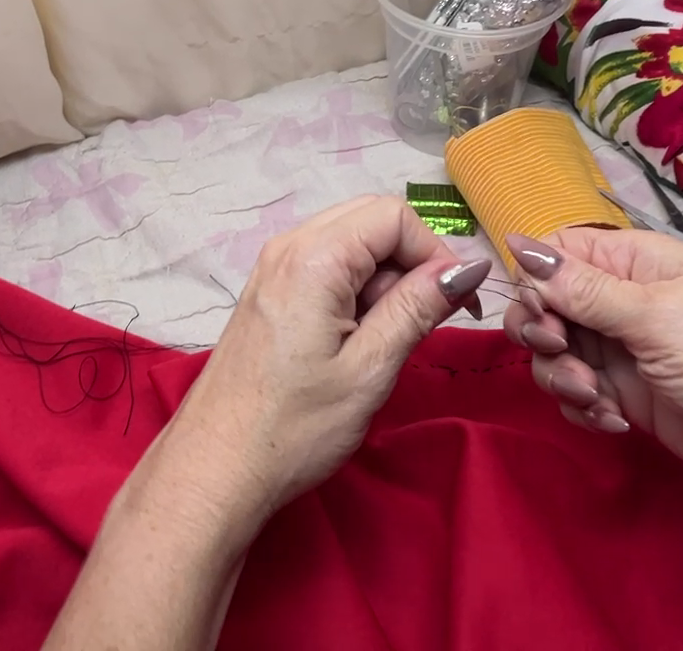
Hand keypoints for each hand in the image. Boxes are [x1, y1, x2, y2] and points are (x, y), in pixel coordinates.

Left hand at [160, 196, 489, 526]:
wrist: (215, 467)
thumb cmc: (293, 428)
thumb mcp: (369, 369)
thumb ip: (417, 308)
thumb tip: (467, 268)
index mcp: (313, 257)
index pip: (394, 215)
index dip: (434, 252)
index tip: (453, 303)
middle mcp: (289, 245)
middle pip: (372, 218)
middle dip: (411, 259)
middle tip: (424, 319)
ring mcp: (274, 265)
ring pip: (352, 240)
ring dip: (384, 276)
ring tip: (386, 336)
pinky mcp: (270, 287)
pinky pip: (328, 262)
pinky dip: (357, 286)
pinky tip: (357, 334)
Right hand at [502, 226, 682, 518]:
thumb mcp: (657, 317)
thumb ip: (580, 288)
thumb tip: (514, 240)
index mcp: (633, 263)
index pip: (556, 253)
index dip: (535, 280)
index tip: (542, 314)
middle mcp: (622, 301)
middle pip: (546, 304)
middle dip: (542, 334)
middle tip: (562, 357)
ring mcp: (625, 351)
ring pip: (556, 352)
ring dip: (562, 377)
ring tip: (596, 400)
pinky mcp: (630, 397)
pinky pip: (578, 392)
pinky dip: (583, 407)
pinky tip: (614, 422)